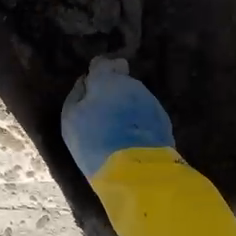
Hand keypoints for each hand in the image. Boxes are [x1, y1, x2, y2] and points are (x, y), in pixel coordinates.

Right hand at [60, 57, 173, 178]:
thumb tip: (85, 82)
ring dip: (127, 109)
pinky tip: (132, 141)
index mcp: (108, 80)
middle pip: (121, 82)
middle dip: (113, 93)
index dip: (97, 73)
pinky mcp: (164, 121)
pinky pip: (146, 116)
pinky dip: (139, 123)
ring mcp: (152, 102)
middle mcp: (133, 85)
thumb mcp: (71, 119)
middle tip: (103, 115)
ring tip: (117, 132)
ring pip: (135, 99)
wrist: (135, 171)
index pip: (103, 64)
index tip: (93, 87)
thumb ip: (77, 95)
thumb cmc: (94, 141)